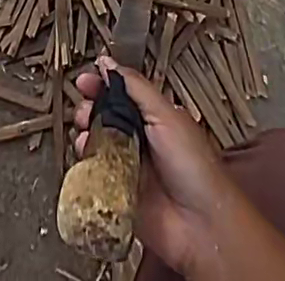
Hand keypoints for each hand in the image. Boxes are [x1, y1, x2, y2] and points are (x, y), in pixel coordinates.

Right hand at [74, 57, 237, 273]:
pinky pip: (94, 172)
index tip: (85, 80)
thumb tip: (107, 62)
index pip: (122, 92)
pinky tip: (85, 154)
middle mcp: (139, 138)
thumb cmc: (192, 164)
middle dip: (90, 107)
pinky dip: (86, 161)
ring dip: (86, 132)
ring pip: (97, 142)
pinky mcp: (116, 191)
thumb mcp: (165, 114)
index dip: (102, 84)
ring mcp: (127, 164)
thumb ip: (135, 87)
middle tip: (84, 108)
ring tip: (85, 130)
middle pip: (105, 116)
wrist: (200, 223)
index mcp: (154, 115)